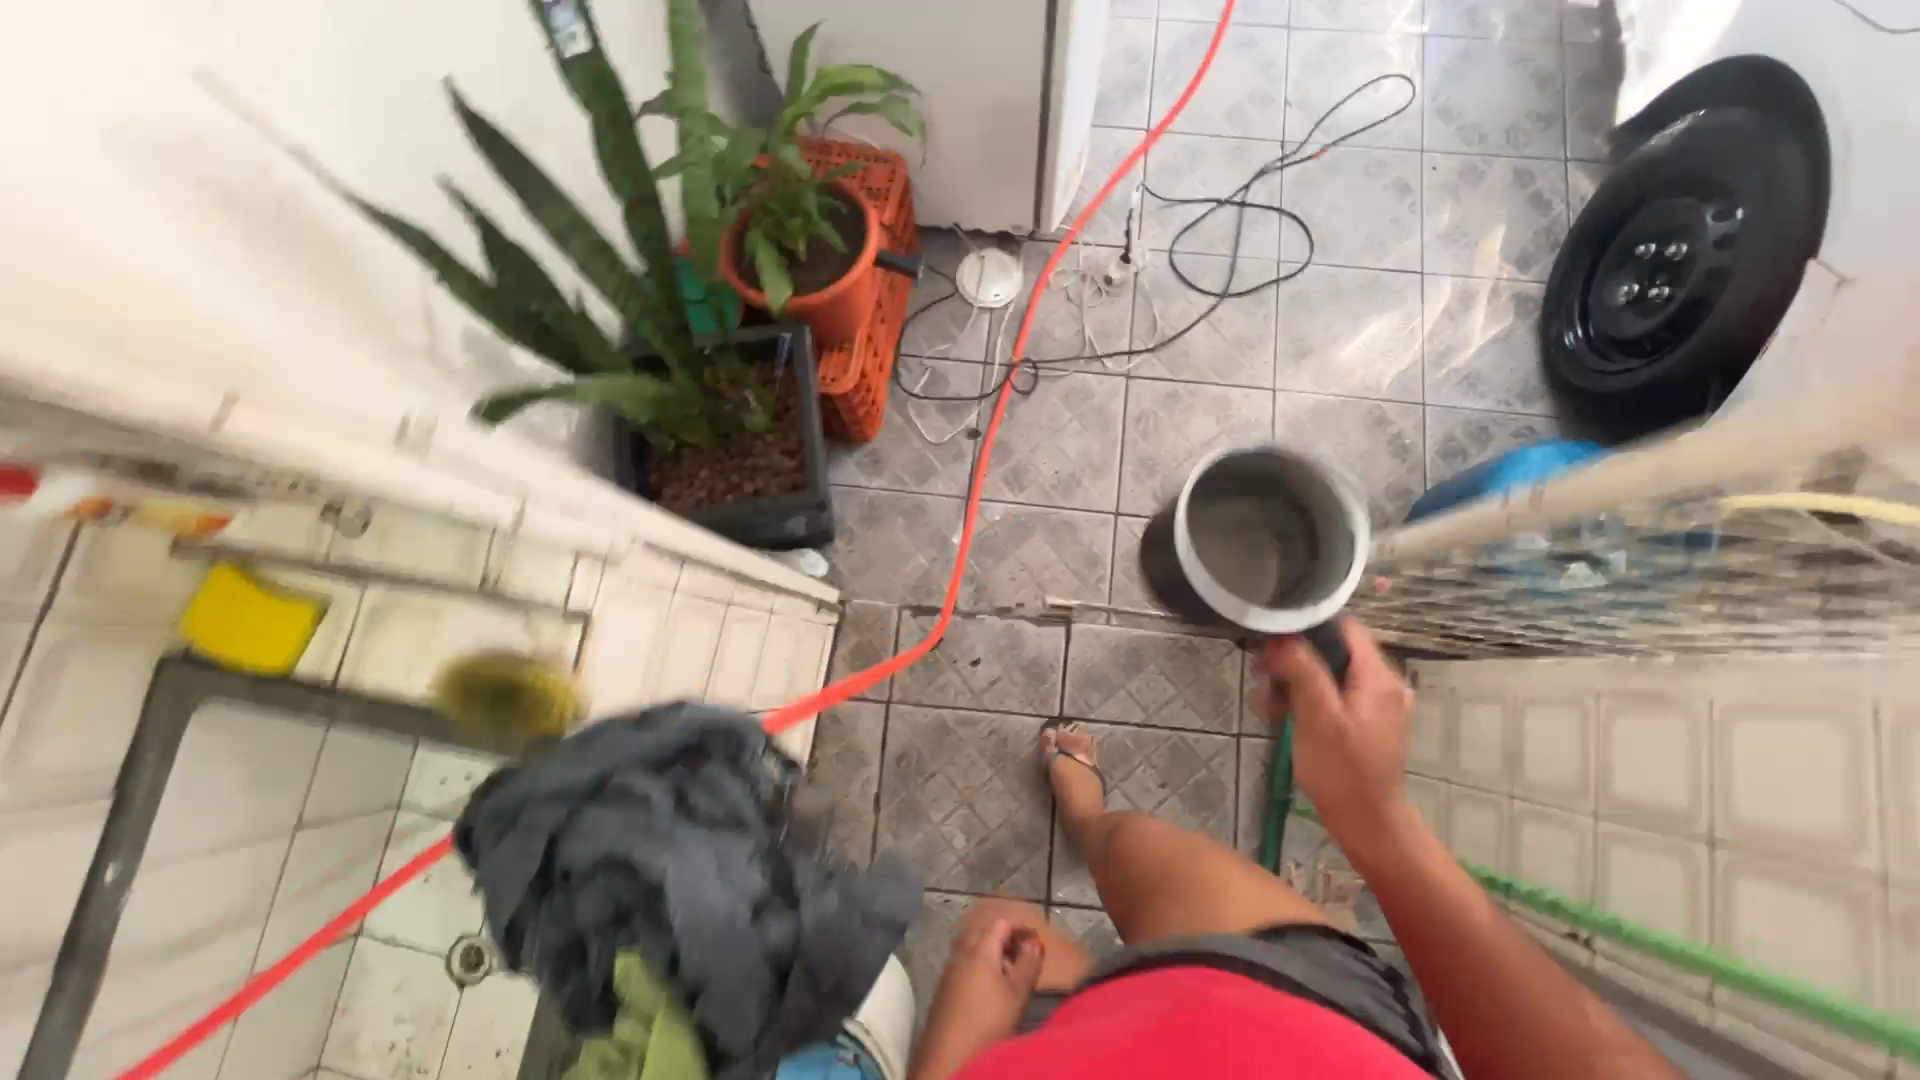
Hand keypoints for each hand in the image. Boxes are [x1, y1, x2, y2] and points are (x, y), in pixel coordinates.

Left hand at [912, 918, 1043, 1079]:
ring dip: (991, 952)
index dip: (1020, 927)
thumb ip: (1028, 965)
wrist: (948, 1056)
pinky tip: (988, 988)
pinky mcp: (944, 986)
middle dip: (1004, 937)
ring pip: (971, 947)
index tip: (1036, 938)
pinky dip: (978, 963)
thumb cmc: (989, 1022)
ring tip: (1008, 973)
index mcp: (980, 949)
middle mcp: (961, 952)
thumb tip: (1034, 942)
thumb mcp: (1017, 994)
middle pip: (984, 931)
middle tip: (1022, 954)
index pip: (1001, 924)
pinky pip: (963, 962)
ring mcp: (949, 968)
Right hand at [1256, 619, 1419, 853]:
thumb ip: (1303, 671)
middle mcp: (1384, 684)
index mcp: (1378, 678)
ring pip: (1330, 673)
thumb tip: (1283, 636)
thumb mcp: (1317, 718)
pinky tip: (1281, 714)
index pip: (1344, 627)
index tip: (1272, 639)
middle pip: (1334, 650)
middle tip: (1261, 674)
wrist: (1366, 823)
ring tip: (1266, 702)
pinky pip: (1334, 695)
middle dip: (1294, 659)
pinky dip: (1307, 699)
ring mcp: (1377, 704)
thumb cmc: (1341, 771)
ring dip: (1295, 681)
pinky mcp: (1367, 721)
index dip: (1306, 627)